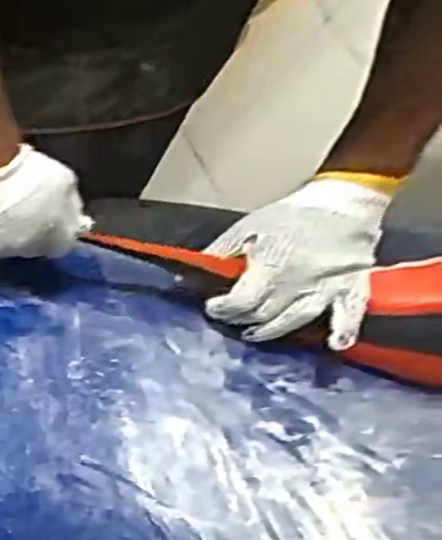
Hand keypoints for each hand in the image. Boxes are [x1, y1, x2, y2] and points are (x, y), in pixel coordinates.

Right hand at [0, 144, 91, 259]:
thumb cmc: (30, 176)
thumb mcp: (65, 185)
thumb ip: (70, 209)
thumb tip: (75, 223)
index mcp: (54, 238)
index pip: (62, 246)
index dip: (61, 233)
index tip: (57, 222)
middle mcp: (25, 252)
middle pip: (32, 249)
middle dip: (34, 236)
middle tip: (28, 216)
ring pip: (7, 249)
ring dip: (8, 237)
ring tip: (4, 217)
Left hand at [203, 177, 388, 349]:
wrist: (348, 195)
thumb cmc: (288, 215)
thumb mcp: (242, 231)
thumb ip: (214, 257)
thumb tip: (183, 279)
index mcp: (273, 267)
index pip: (241, 303)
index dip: (221, 309)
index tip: (212, 306)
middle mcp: (303, 279)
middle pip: (263, 314)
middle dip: (240, 319)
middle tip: (231, 316)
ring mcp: (331, 282)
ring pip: (297, 318)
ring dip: (272, 330)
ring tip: (253, 333)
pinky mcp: (356, 280)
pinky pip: (352, 309)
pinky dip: (345, 329)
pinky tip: (336, 345)